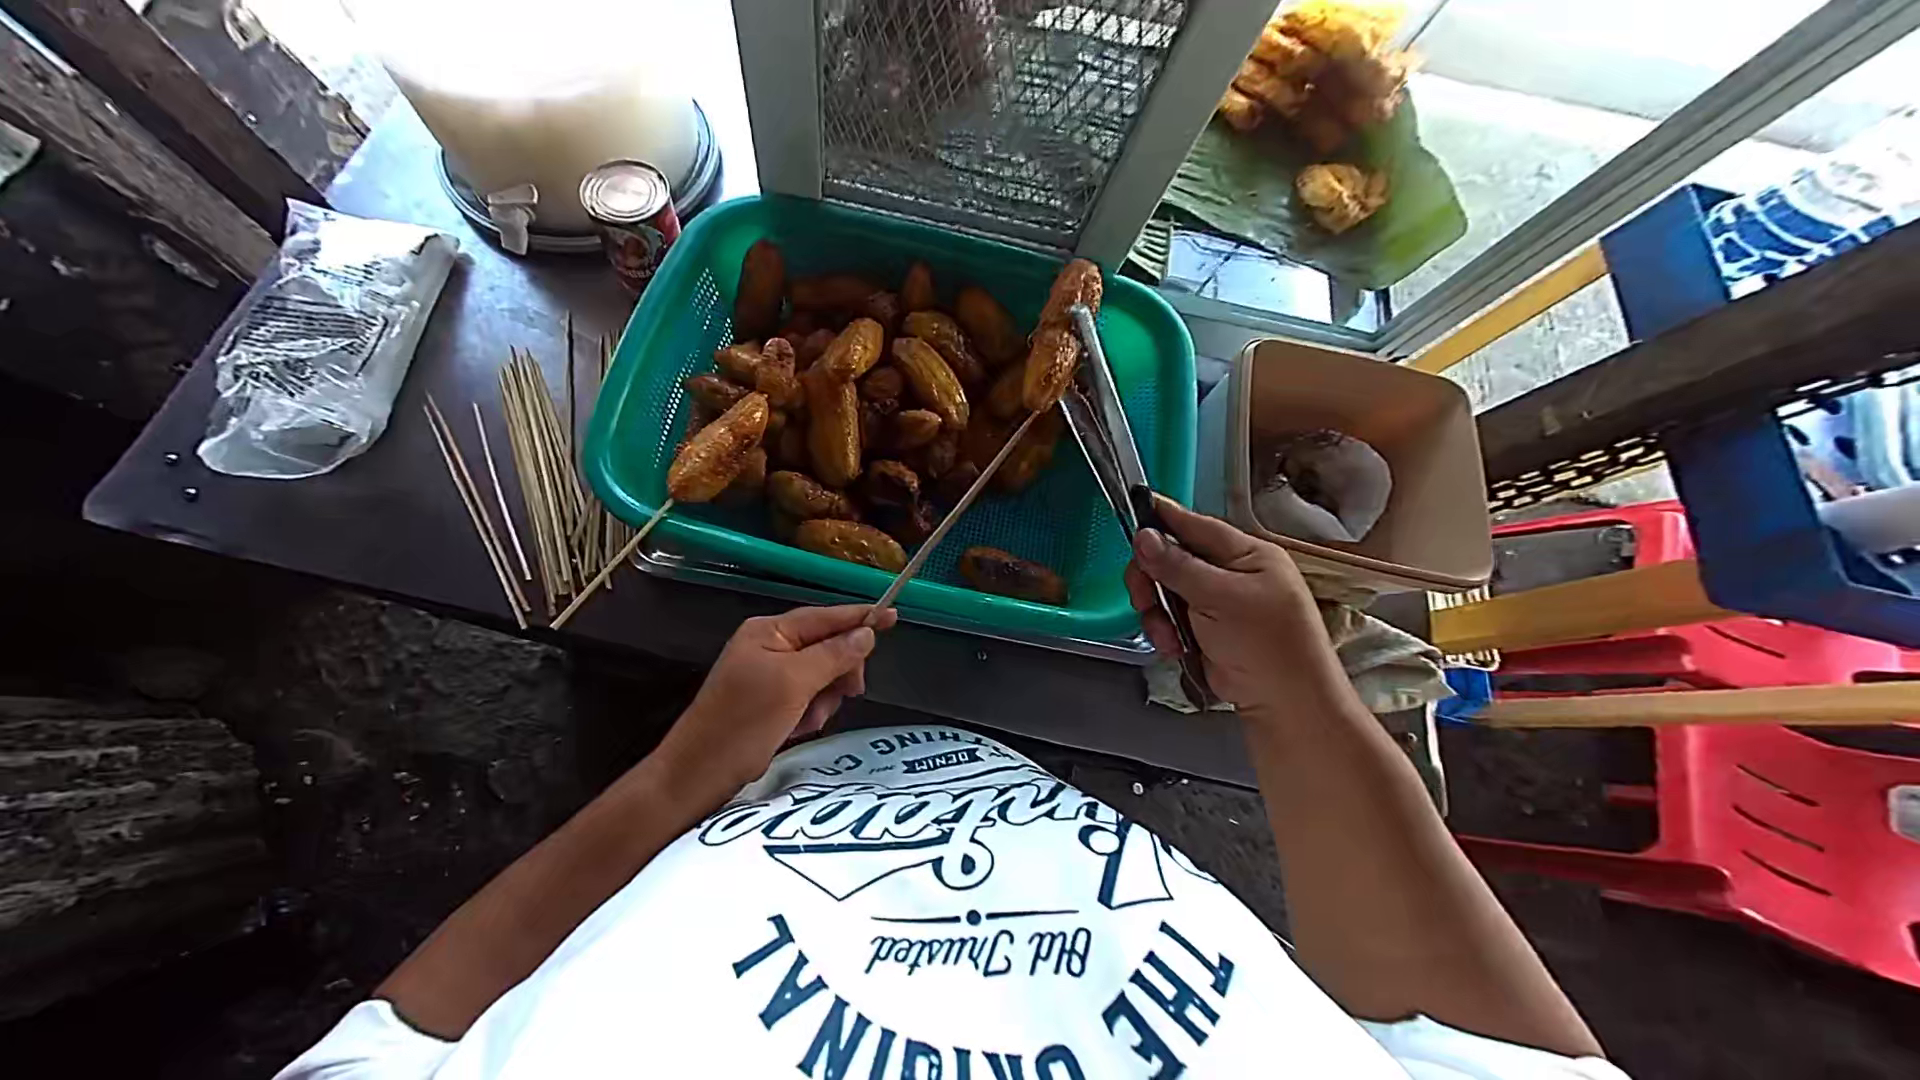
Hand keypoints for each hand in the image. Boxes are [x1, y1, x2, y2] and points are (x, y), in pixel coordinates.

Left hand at [657, 604, 898, 796]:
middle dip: (839, 672)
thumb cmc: (743, 723)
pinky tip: (799, 728)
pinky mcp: (772, 702)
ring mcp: (770, 675)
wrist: (698, 775)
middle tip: (848, 693)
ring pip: (823, 675)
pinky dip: (811, 712)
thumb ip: (834, 655)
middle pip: (828, 647)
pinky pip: (809, 696)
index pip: (826, 617)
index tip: (894, 616)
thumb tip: (867, 633)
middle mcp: (771, 647)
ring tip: (809, 719)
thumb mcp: (794, 683)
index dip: (860, 617)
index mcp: (770, 631)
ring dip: (824, 698)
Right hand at [1124, 498, 1337, 716]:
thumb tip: (1143, 536)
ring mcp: (1216, 602)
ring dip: (1157, 612)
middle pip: (1172, 559)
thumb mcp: (1220, 598)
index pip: (1195, 525)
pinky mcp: (1204, 629)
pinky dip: (1165, 631)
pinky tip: (1173, 646)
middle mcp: (1230, 573)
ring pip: (1165, 591)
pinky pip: (1170, 617)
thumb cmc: (1264, 643)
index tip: (1132, 510)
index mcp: (1246, 554)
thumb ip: (1178, 566)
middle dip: (1152, 579)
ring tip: (1166, 636)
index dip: (1163, 518)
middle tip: (1142, 599)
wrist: (1285, 703)